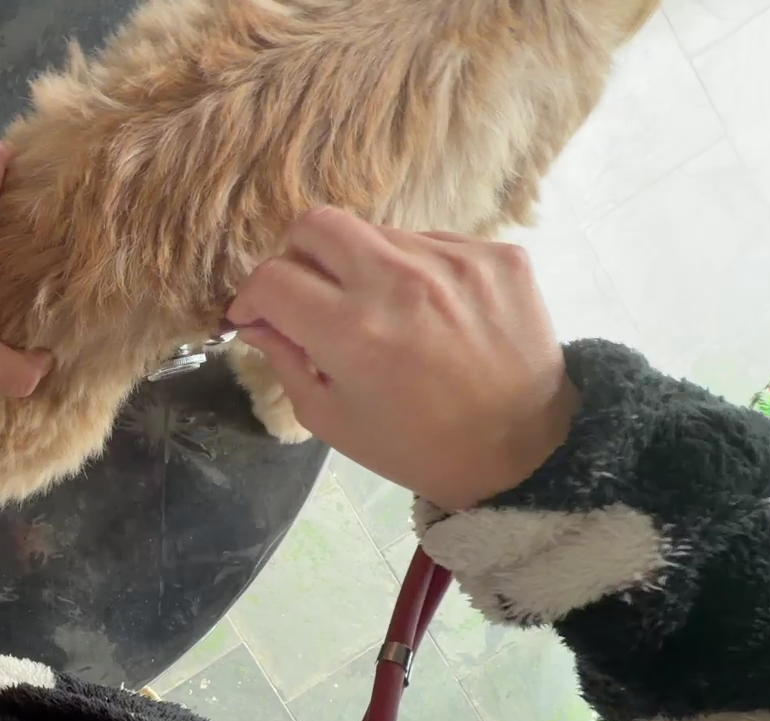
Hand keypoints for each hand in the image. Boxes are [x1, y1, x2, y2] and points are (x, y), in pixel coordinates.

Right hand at [226, 207, 576, 509]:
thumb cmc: (410, 445)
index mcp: (350, 332)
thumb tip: (254, 321)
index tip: (253, 317)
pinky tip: (420, 314)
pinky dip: (405, 272)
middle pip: (316, 224)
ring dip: (352, 267)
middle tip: (302, 296)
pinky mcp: (496, 253)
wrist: (520, 446)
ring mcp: (453, 260)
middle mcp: (399, 281)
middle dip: (292, 258)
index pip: (272, 279)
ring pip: (372, 233)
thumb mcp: (327, 416)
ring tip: (372, 313)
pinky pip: (425, 242)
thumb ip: (284, 359)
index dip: (250, 297)